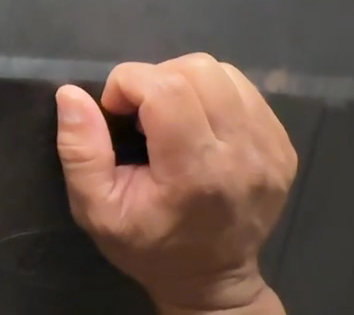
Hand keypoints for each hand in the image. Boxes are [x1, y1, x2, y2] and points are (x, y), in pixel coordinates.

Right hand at [54, 55, 296, 314]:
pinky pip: (244, 90)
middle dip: (156, 77)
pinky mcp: (282, 149)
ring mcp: (268, 152)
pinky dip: (214, 92)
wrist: (212, 282)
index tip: (115, 109)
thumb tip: (70, 93)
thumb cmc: (146, 244)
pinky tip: (199, 120)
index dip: (127, 82)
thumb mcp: (94, 207)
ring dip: (185, 80)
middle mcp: (241, 157)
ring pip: (223, 73)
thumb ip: (79, 149)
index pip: (165, 88)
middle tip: (143, 110)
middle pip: (198, 71)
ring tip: (170, 113)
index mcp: (194, 172)